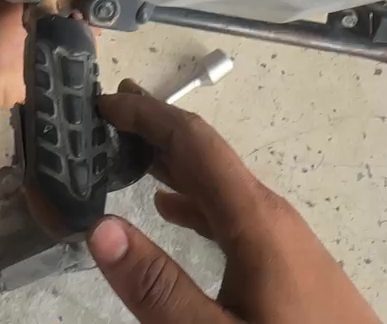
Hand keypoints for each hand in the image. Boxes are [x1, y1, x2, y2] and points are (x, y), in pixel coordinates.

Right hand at [88, 89, 381, 323]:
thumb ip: (159, 287)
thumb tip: (99, 227)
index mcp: (254, 217)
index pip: (193, 141)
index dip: (147, 113)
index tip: (103, 100)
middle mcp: (268, 214)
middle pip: (205, 153)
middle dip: (155, 126)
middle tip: (106, 113)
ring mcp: (281, 238)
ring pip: (216, 182)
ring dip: (170, 162)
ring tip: (127, 152)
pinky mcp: (287, 264)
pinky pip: (228, 211)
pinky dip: (190, 199)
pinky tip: (168, 210)